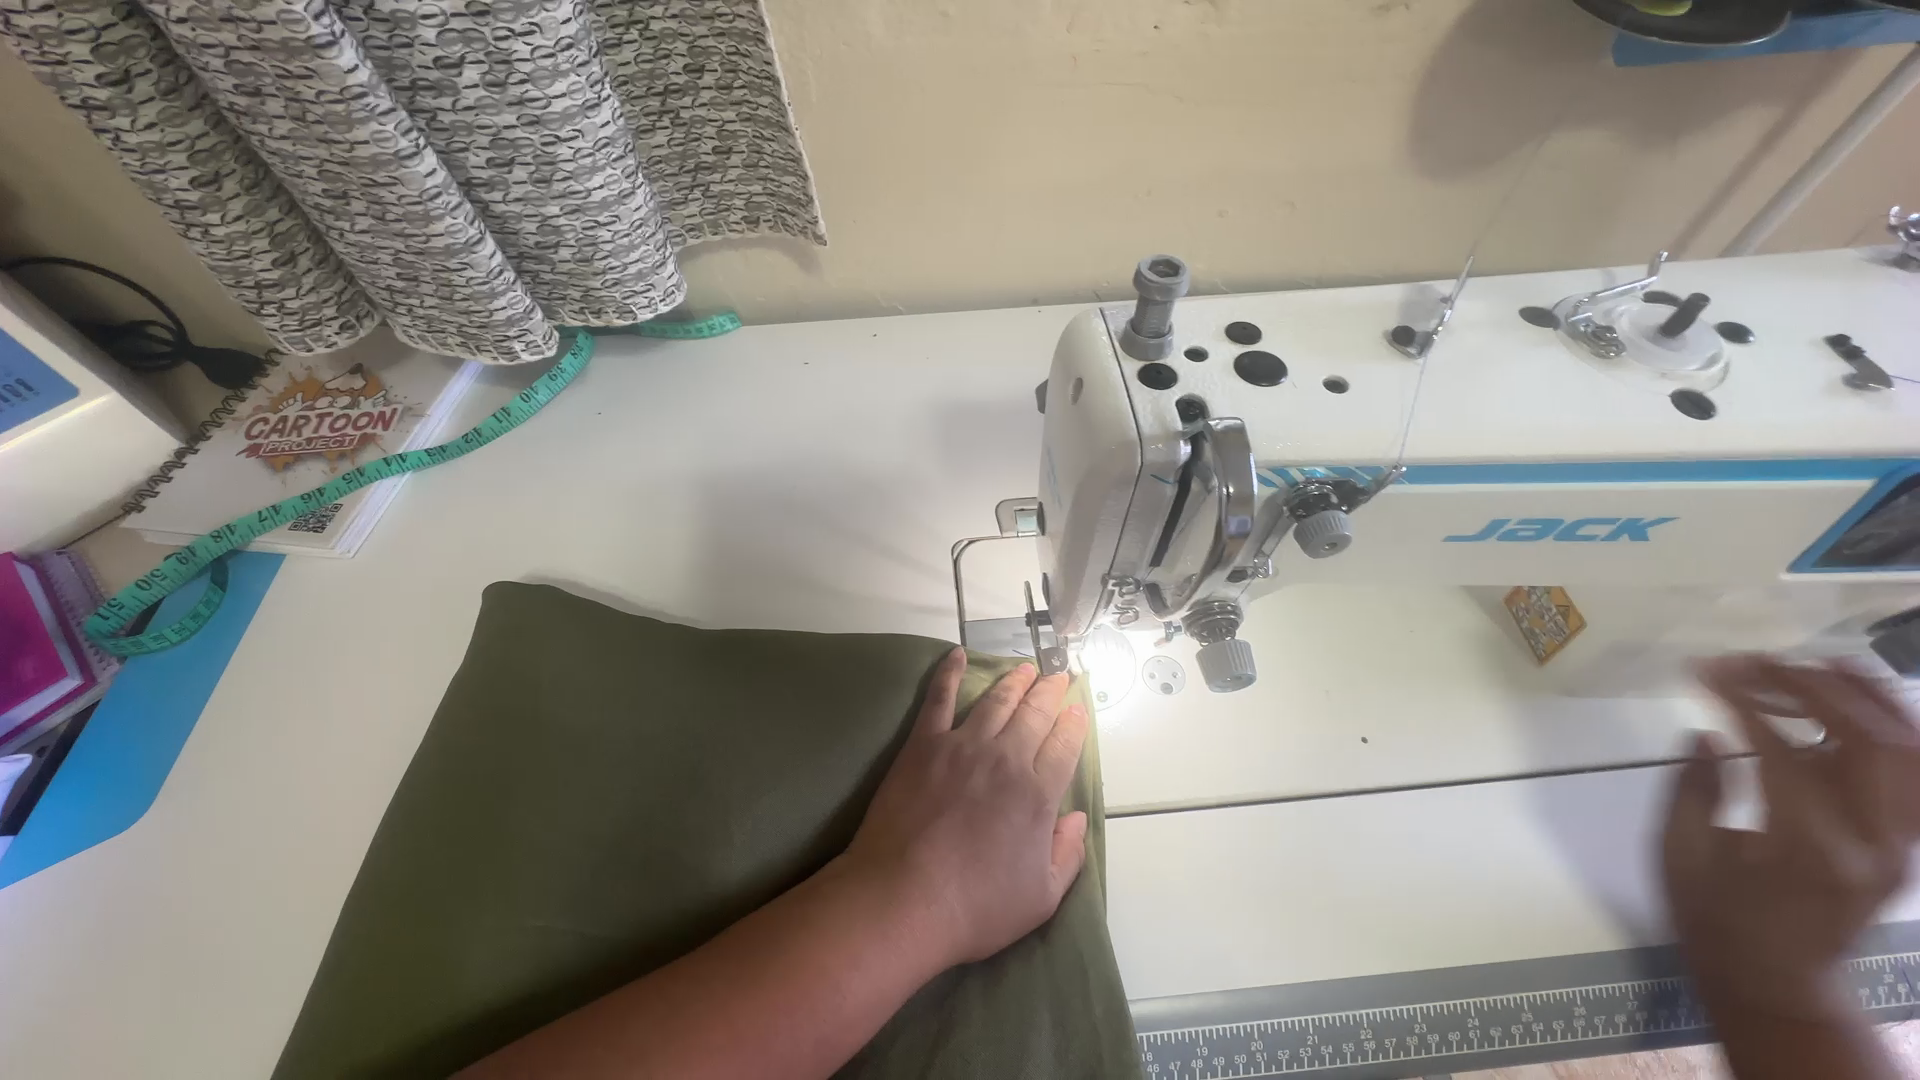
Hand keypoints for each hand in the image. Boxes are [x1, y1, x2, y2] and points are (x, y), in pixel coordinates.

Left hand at [843, 649, 1089, 967]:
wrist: (903, 898)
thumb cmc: (975, 907)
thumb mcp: (1041, 897)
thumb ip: (1068, 854)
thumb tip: (1076, 817)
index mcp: (1037, 794)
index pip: (1065, 746)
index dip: (1074, 724)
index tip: (1078, 709)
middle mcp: (1006, 758)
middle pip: (1035, 714)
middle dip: (1051, 691)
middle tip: (1059, 676)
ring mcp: (962, 745)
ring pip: (996, 701)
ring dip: (1014, 680)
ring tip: (1025, 667)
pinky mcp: (923, 744)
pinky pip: (939, 697)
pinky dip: (949, 672)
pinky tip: (957, 655)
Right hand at [1664, 655, 1919, 1018]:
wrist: (1776, 979)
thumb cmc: (1710, 915)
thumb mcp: (1679, 852)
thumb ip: (1693, 788)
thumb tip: (1706, 731)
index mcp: (1806, 849)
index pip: (1784, 753)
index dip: (1740, 703)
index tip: (1701, 672)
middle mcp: (1874, 843)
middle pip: (1870, 743)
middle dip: (1810, 687)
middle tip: (1751, 660)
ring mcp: (1903, 844)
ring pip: (1910, 752)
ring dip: (1864, 699)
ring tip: (1808, 662)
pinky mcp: (1906, 841)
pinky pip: (1912, 772)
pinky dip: (1887, 728)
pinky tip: (1846, 700)